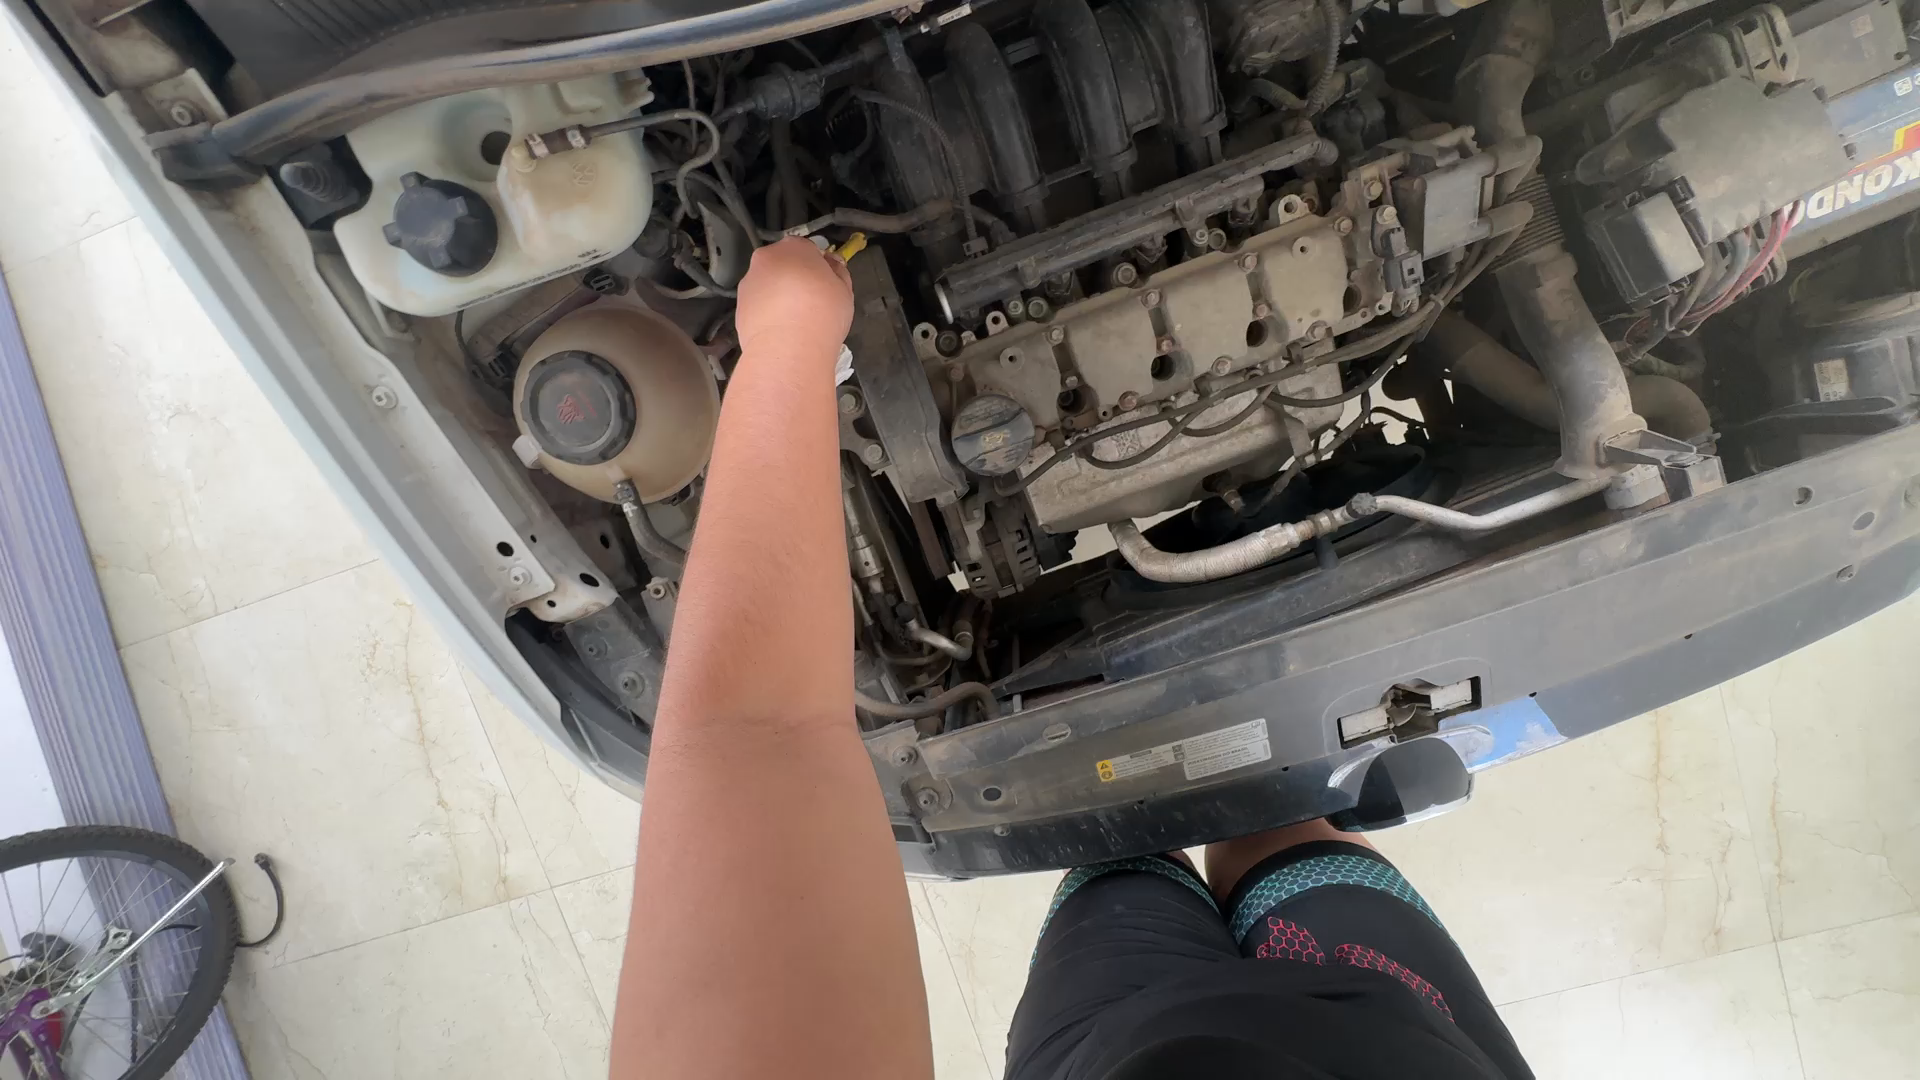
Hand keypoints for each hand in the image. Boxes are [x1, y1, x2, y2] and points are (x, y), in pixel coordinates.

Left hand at [733, 236, 854, 364]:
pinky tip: (781, 331)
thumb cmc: (823, 314)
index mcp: (794, 247)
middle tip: (811, 303)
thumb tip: (832, 266)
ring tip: (794, 321)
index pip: (808, 249)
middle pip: (783, 264)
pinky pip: (757, 306)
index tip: (825, 284)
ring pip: (767, 285)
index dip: (818, 267)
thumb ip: (838, 273)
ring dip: (778, 296)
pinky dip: (767, 314)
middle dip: (794, 278)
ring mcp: (748, 282)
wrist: (789, 349)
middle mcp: (766, 258)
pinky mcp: (739, 307)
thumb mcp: (844, 292)